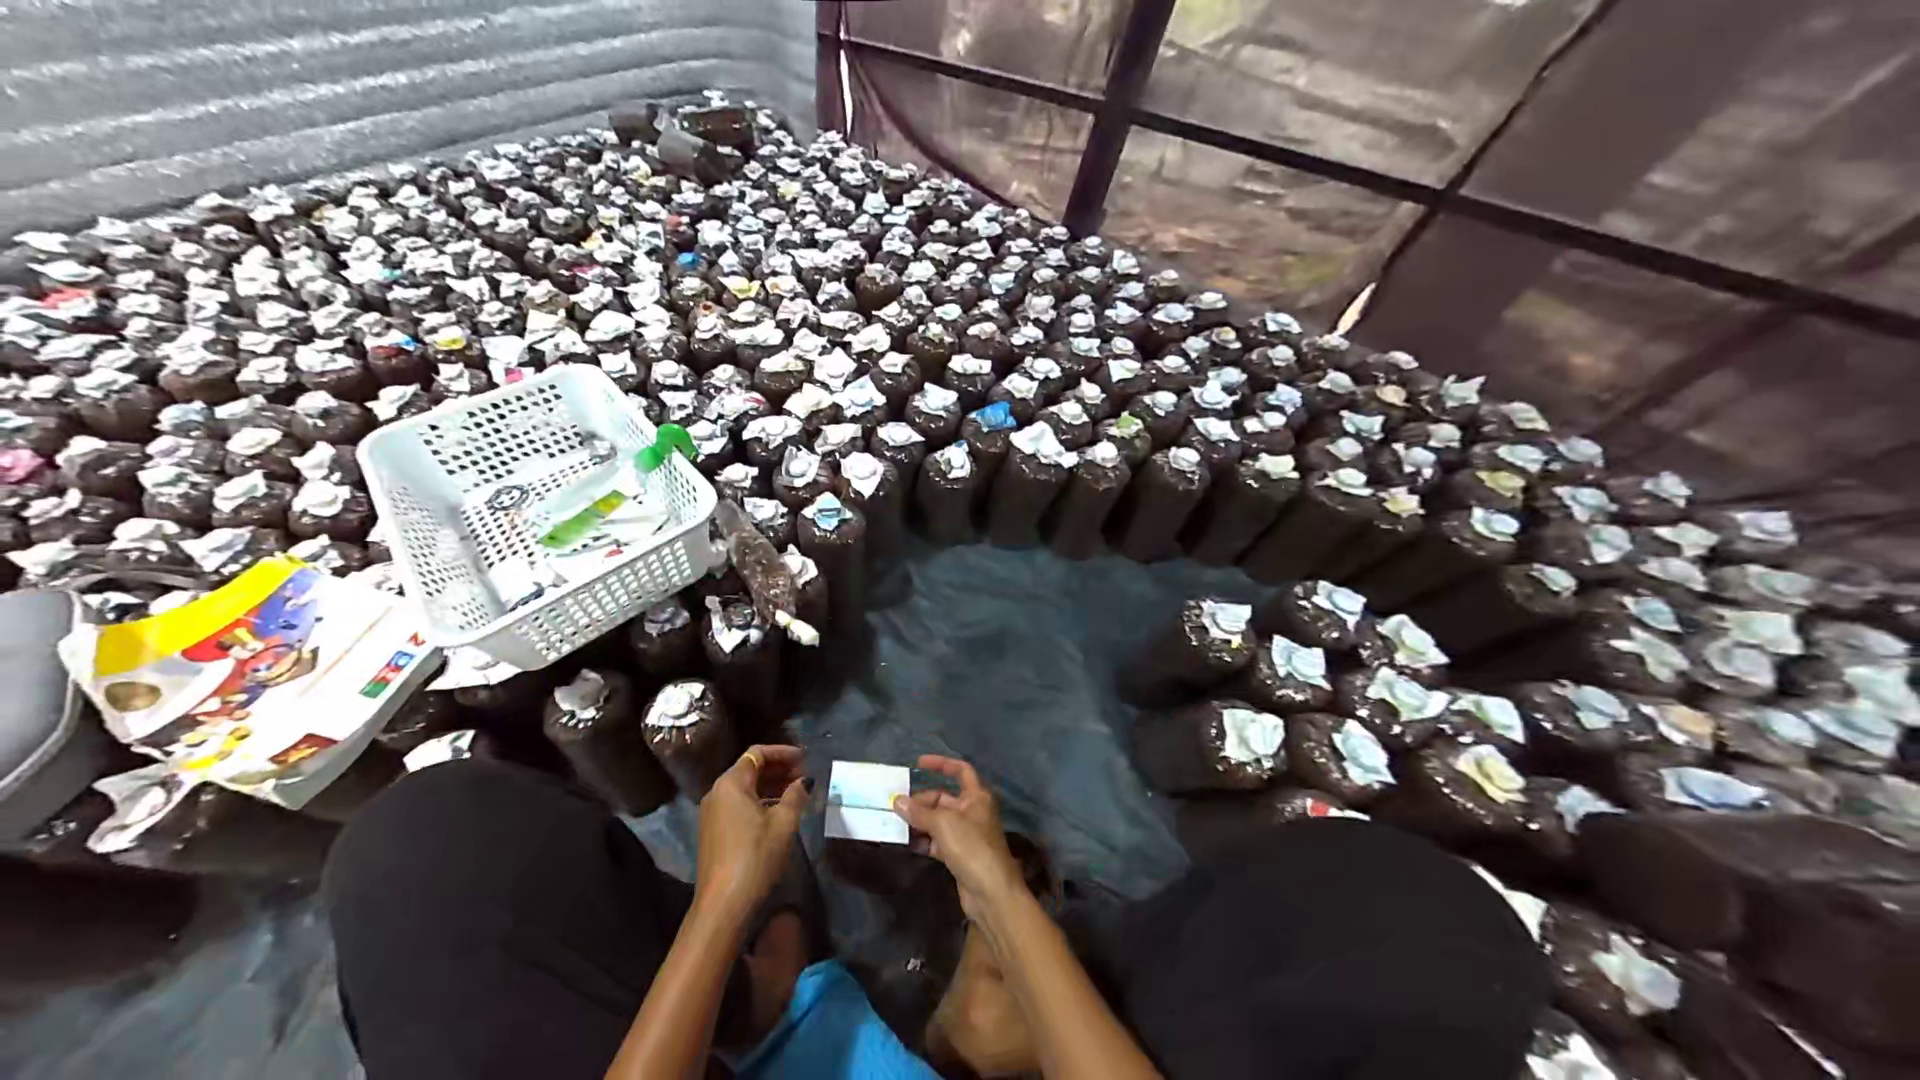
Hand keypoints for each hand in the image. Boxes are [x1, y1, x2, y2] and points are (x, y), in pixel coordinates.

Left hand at [694, 744, 808, 922]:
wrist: (724, 904)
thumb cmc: (755, 856)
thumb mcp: (784, 823)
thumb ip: (796, 795)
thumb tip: (805, 781)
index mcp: (730, 784)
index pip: (757, 753)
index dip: (783, 752)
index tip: (805, 759)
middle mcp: (717, 792)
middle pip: (749, 768)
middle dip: (778, 768)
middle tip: (804, 776)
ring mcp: (712, 813)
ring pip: (744, 787)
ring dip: (770, 785)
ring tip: (796, 793)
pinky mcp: (714, 830)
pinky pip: (738, 803)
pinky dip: (759, 800)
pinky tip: (779, 812)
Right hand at [892, 755, 1024, 920]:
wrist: (991, 892)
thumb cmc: (972, 847)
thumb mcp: (943, 824)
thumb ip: (919, 812)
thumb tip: (897, 801)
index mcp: (977, 797)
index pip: (960, 770)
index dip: (941, 764)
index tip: (918, 763)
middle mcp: (973, 811)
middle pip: (943, 798)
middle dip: (921, 801)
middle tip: (898, 807)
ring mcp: (966, 834)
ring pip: (938, 821)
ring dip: (919, 822)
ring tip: (896, 824)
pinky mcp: (959, 854)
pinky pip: (937, 840)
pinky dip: (923, 840)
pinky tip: (907, 842)